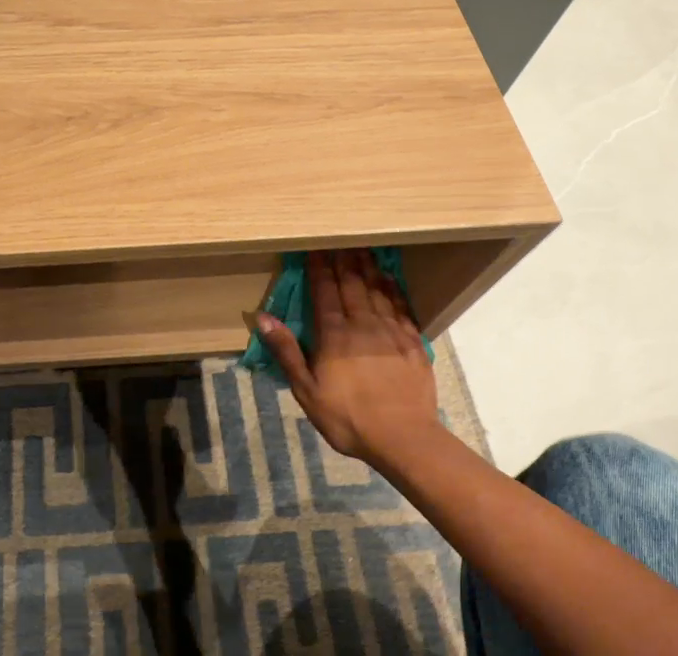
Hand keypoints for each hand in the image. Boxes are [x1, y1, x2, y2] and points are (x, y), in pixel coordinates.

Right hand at [255, 249, 440, 463]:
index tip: (314, 248)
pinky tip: (389, 280)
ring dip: (367, 267)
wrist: (404, 438)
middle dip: (343, 260)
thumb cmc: (348, 418)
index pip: (324, 291)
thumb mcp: (307, 390)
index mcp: (334, 334)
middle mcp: (363, 324)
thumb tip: (263, 317)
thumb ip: (287, 351)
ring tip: (362, 248)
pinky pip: (401, 307)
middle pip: (351, 284)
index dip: (318, 267)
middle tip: (339, 239)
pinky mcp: (413, 343)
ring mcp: (392, 332)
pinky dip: (393, 289)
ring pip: (377, 290)